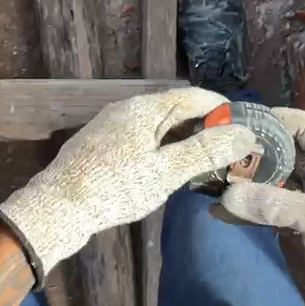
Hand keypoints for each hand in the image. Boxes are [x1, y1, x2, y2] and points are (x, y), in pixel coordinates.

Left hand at [0, 88, 257, 281]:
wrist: (57, 209)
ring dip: (184, 140)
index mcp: (144, 108)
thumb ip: (205, 151)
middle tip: (232, 151)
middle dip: (205, 127)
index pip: (195, 96)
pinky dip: (163, 149)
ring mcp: (112, 128)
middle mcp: (127, 109)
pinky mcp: (102, 147)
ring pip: (158, 127)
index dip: (223, 109)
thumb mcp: (166, 172)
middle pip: (176, 110)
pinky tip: (168, 171)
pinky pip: (142, 140)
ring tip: (207, 163)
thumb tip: (244, 133)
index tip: (247, 128)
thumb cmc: (114, 189)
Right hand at [219, 107, 304, 305]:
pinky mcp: (296, 229)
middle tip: (217, 152)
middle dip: (251, 151)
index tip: (242, 121)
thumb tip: (227, 194)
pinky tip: (220, 212)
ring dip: (243, 182)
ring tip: (213, 181)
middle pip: (282, 154)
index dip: (277, 119)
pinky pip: (266, 211)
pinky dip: (244, 209)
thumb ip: (274, 204)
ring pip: (270, 183)